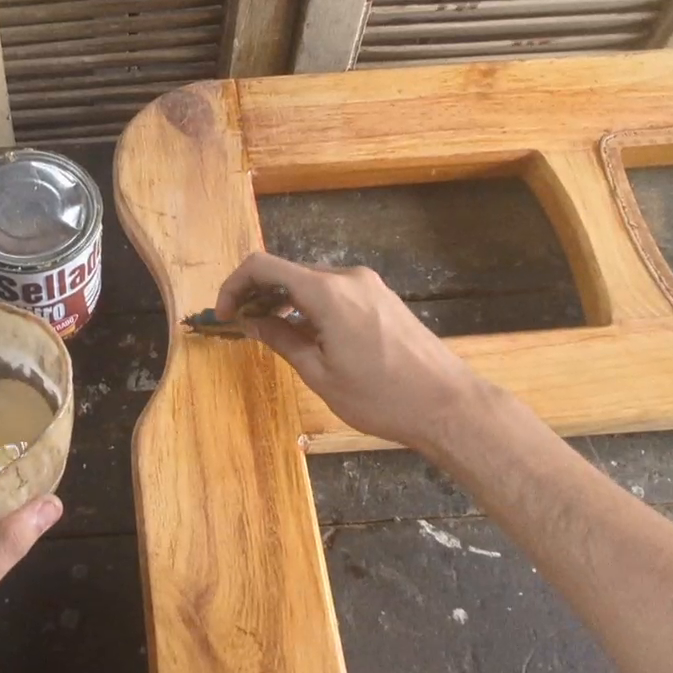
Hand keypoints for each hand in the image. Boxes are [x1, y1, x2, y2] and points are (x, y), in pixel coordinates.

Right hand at [216, 252, 489, 452]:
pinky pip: (332, 291)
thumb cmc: (380, 396)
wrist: (448, 405)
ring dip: (281, 299)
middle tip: (239, 326)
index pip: (263, 266)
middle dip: (255, 293)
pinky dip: (307, 304)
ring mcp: (367, 285)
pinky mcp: (380, 297)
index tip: (223, 315)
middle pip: (286, 271)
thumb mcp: (320, 373)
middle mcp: (347, 277)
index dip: (234, 285)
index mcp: (327, 291)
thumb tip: (251, 322)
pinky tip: (303, 333)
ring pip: (309, 281)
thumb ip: (281, 339)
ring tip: (266, 331)